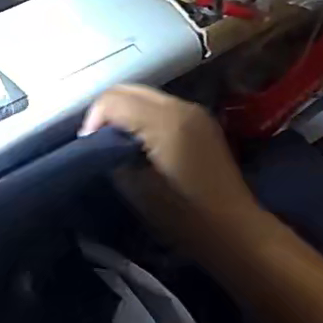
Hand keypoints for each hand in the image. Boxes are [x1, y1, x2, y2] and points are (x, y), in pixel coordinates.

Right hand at [81, 85, 265, 238]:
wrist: (235, 232)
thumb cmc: (185, 217)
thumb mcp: (138, 190)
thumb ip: (113, 158)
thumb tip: (101, 145)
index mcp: (165, 121)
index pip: (113, 100)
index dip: (93, 120)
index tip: (87, 148)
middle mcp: (182, 107)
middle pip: (129, 89)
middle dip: (106, 111)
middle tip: (95, 142)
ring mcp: (195, 112)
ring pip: (145, 95)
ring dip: (124, 112)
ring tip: (114, 143)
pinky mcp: (202, 123)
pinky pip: (162, 107)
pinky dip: (142, 116)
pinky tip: (139, 143)